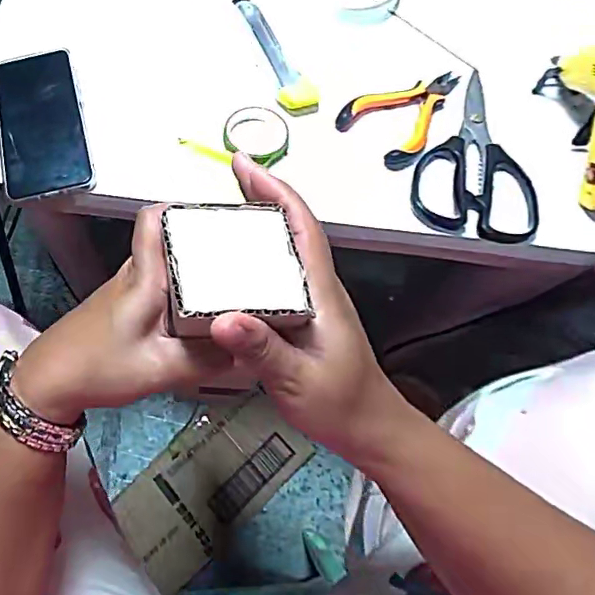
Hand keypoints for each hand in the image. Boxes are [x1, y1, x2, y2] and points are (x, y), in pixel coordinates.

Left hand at [12, 204, 231, 423]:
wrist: (47, 383)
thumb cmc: (96, 367)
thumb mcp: (158, 369)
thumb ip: (204, 359)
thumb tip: (243, 351)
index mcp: (143, 276)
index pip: (154, 220)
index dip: (183, 208)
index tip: (217, 213)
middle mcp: (135, 272)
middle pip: (169, 237)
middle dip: (203, 237)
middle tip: (241, 248)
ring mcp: (128, 286)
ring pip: (166, 260)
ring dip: (194, 262)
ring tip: (231, 273)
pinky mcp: (125, 302)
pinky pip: (160, 280)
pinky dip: (182, 284)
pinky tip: (201, 303)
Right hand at [208, 155, 418, 460]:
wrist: (370, 427)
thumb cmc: (342, 405)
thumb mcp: (297, 380)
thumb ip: (263, 351)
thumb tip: (224, 317)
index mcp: (319, 290)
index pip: (301, 225)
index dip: (275, 191)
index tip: (246, 167)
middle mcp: (317, 286)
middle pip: (293, 226)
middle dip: (264, 195)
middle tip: (230, 178)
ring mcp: (312, 298)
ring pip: (286, 246)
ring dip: (261, 220)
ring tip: (225, 210)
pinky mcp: (305, 314)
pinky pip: (278, 270)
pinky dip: (257, 252)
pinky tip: (234, 263)